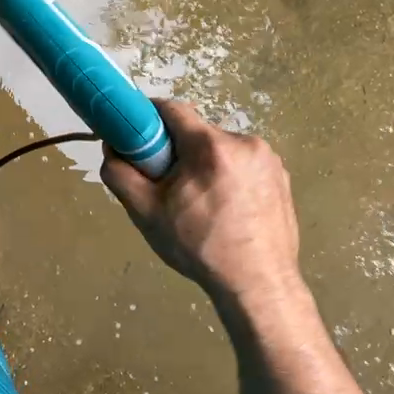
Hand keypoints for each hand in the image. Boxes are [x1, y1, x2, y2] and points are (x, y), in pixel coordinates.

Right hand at [100, 99, 301, 303]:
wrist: (257, 284)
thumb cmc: (197, 246)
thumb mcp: (144, 211)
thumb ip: (119, 172)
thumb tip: (112, 148)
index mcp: (211, 146)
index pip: (170, 109)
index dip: (146, 117)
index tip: (134, 138)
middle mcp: (246, 143)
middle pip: (195, 132)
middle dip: (174, 150)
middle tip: (164, 184)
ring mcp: (269, 160)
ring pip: (218, 149)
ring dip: (201, 164)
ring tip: (195, 203)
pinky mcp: (282, 178)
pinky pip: (241, 164)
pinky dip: (224, 177)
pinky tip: (221, 209)